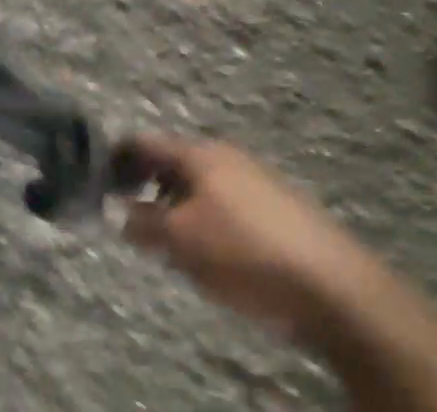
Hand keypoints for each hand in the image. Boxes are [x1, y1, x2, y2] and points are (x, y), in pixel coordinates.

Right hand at [119, 136, 386, 337]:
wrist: (341, 294)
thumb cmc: (244, 253)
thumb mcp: (176, 239)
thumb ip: (139, 221)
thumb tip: (120, 212)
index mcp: (198, 153)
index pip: (140, 142)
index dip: (111, 159)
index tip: (95, 184)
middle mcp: (229, 158)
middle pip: (171, 163)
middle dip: (145, 185)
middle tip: (128, 214)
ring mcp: (262, 184)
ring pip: (202, 187)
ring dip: (178, 206)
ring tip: (168, 239)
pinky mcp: (286, 214)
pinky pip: (230, 207)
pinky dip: (210, 221)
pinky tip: (212, 252)